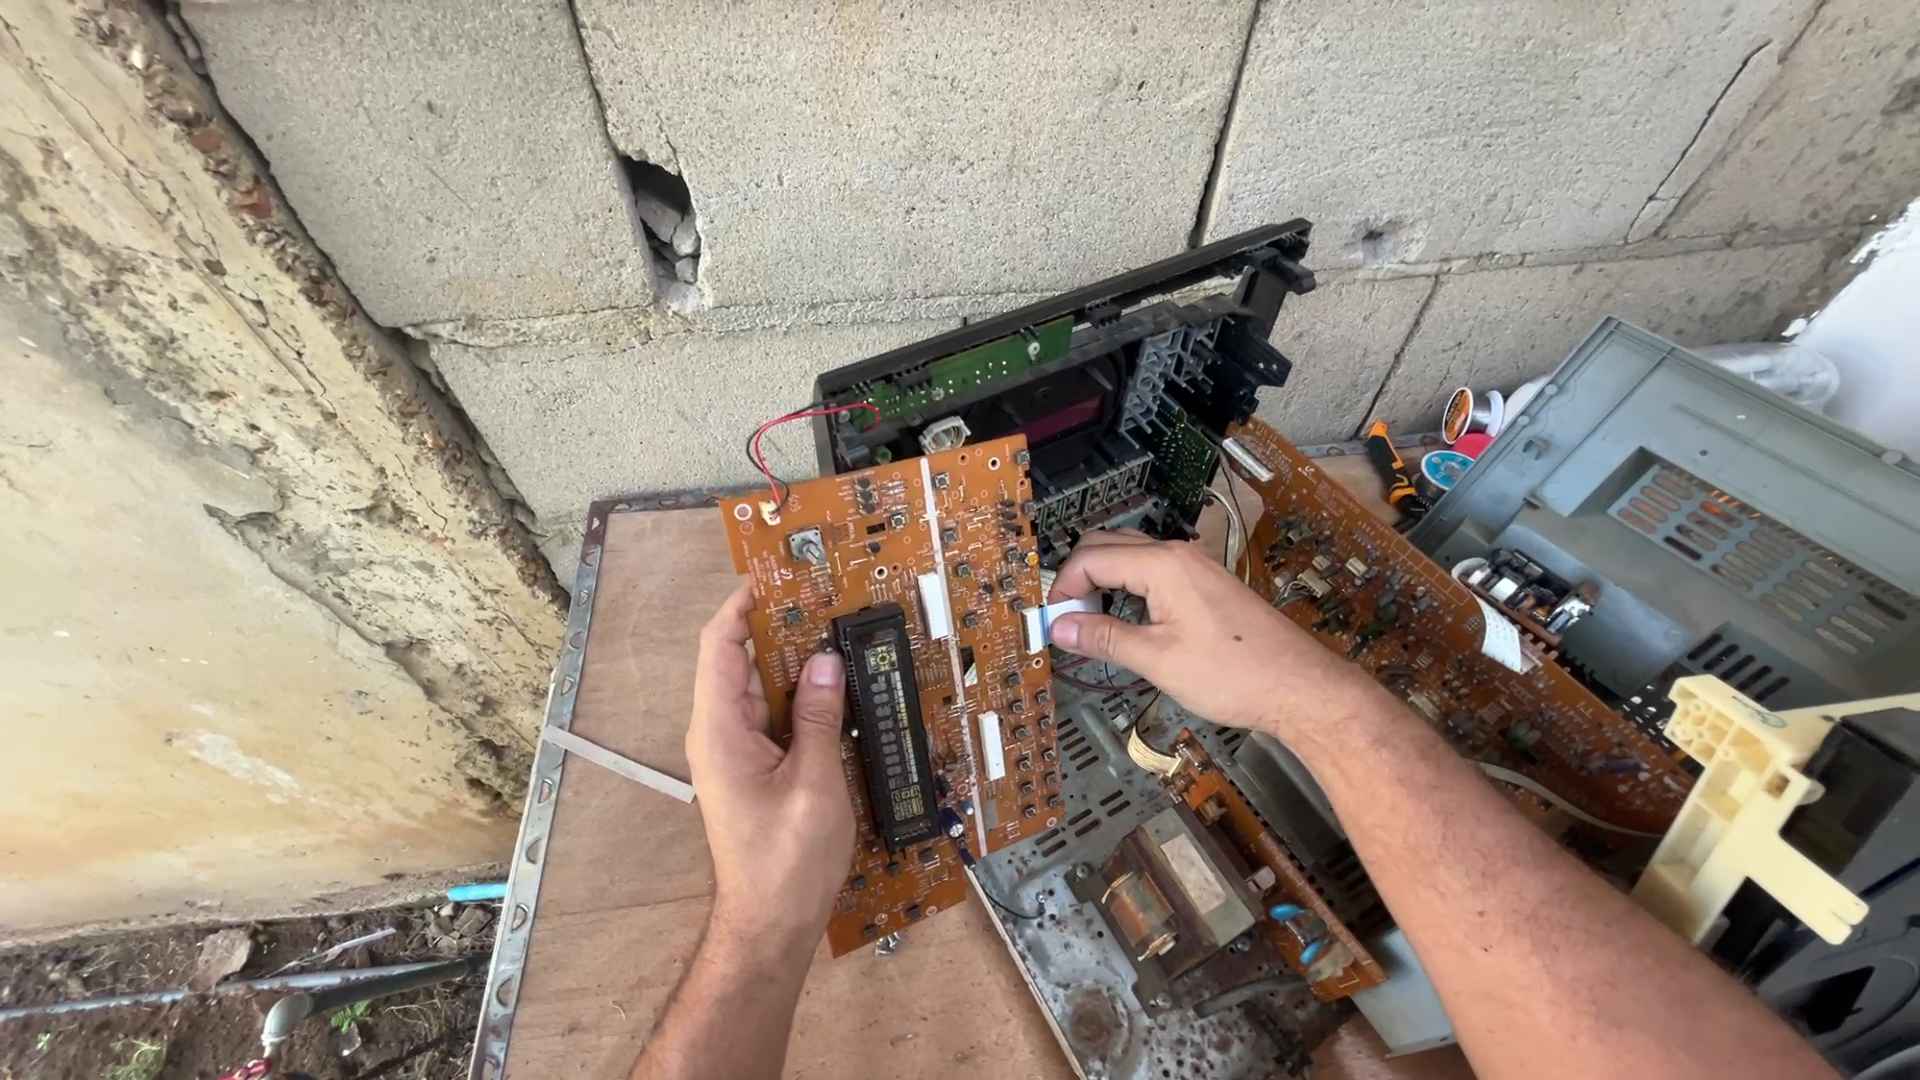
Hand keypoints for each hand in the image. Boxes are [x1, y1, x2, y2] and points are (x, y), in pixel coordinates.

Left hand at [686, 584, 854, 959]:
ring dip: (795, 658)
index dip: (741, 604)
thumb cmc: (786, 860)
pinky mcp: (755, 763)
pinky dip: (802, 692)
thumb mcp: (814, 783)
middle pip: (741, 659)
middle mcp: (720, 731)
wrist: (771, 922)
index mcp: (719, 729)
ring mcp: (737, 748)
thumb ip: (819, 717)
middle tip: (823, 597)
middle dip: (778, 625)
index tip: (775, 575)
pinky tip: (836, 681)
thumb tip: (826, 660)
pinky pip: (775, 712)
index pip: (720, 646)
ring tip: (835, 629)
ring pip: (762, 685)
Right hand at [1047, 531, 1361, 738]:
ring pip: (1131, 556)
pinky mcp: (1205, 584)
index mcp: (1162, 565)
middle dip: (1079, 577)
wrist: (1300, 687)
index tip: (1054, 621)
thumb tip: (1061, 628)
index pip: (1091, 559)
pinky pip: (1153, 571)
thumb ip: (1104, 639)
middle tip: (1068, 619)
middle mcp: (1177, 556)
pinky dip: (1128, 586)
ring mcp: (1194, 567)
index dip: (1064, 588)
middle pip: (1107, 545)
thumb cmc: (1234, 675)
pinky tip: (1129, 621)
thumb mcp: (1158, 660)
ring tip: (1094, 623)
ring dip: (1103, 580)